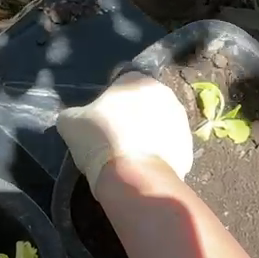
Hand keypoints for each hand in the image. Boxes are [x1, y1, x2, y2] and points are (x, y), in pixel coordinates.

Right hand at [57, 73, 193, 184]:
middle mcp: (166, 95)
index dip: (109, 103)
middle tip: (113, 139)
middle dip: (132, 118)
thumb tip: (73, 118)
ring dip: (146, 136)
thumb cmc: (101, 139)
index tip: (100, 122)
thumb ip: (73, 114)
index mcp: (138, 80)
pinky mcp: (188, 149)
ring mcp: (181, 122)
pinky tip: (141, 169)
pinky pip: (168, 149)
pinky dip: (156, 156)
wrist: (133, 176)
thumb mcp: (71, 122)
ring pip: (158, 126)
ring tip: (128, 158)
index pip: (121, 84)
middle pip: (144, 104)